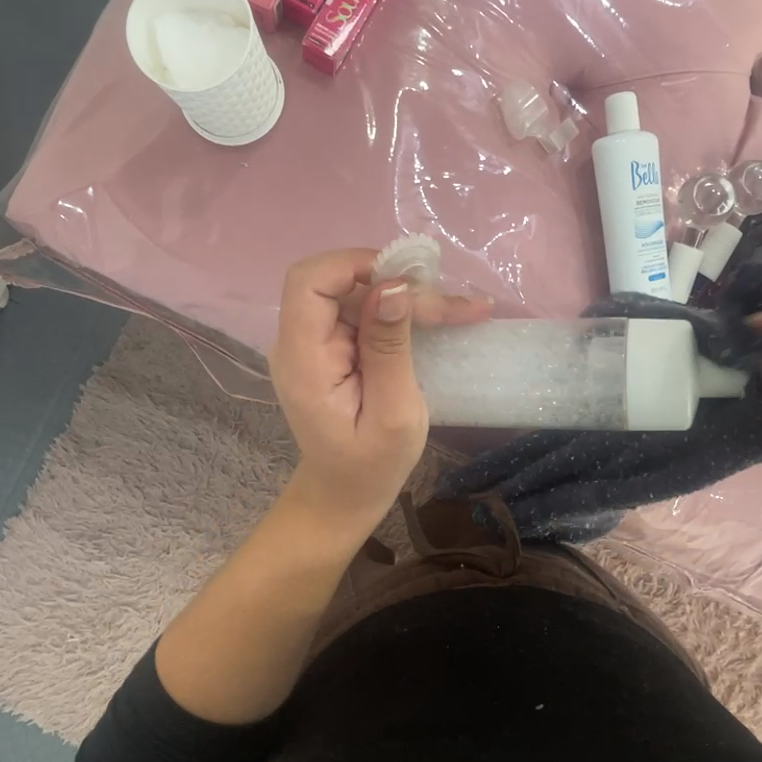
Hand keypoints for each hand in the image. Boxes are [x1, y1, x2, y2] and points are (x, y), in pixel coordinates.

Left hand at [267, 248, 489, 537]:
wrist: (343, 496)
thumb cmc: (370, 467)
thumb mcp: (394, 412)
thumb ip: (389, 347)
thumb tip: (392, 286)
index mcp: (304, 360)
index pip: (309, 283)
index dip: (354, 266)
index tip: (408, 282)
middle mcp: (298, 343)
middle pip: (340, 285)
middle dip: (398, 286)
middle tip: (457, 309)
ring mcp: (312, 345)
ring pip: (357, 295)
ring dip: (408, 299)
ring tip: (463, 311)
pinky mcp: (329, 349)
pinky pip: (361, 314)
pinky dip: (400, 313)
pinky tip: (441, 318)